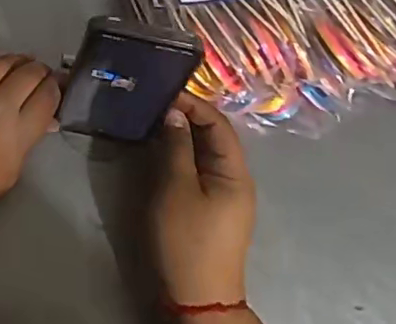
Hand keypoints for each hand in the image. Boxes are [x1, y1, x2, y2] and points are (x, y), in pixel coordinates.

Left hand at [0, 8, 60, 212]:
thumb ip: (32, 137)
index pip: (48, 96)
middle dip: (43, 74)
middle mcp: (1, 99)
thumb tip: (51, 116)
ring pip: (9, 61)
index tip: (59, 91)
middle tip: (46, 80)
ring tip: (28, 66)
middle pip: (32, 74)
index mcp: (18, 127)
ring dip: (23, 61)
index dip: (56, 91)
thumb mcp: (13, 170)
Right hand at [152, 93, 256, 307]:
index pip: (218, 123)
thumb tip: (174, 112)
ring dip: (186, 135)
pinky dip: (185, 154)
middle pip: (215, 136)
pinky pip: (202, 168)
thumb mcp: (176, 191)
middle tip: (160, 103)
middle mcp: (237, 178)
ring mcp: (227, 194)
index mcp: (236, 171)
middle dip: (189, 116)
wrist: (197, 303)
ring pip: (207, 152)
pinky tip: (166, 150)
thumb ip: (176, 148)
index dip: (194, 104)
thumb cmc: (188, 242)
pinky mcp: (214, 207)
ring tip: (159, 120)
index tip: (167, 93)